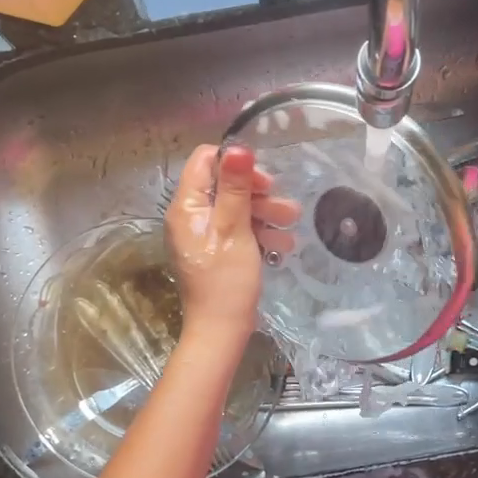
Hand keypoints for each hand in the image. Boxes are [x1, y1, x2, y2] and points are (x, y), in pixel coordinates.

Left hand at [165, 145, 299, 340]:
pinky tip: (282, 243)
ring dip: (265, 214)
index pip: (204, 162)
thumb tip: (236, 147)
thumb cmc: (226, 281)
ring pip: (236, 210)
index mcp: (186, 207)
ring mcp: (203, 237)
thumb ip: (234, 187)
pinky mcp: (216, 254)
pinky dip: (259, 233)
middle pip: (224, 186)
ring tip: (291, 224)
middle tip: (284, 206)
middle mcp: (190, 218)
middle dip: (258, 193)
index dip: (235, 164)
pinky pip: (238, 232)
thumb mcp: (234, 229)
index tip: (262, 180)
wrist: (221, 331)